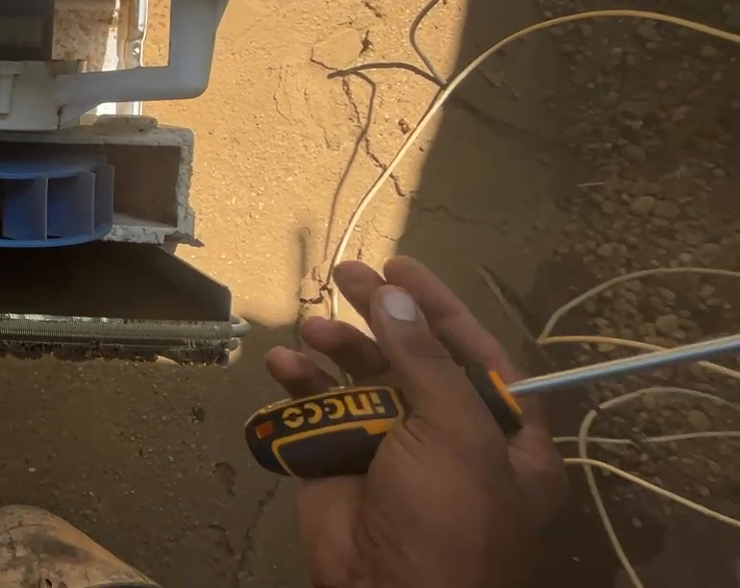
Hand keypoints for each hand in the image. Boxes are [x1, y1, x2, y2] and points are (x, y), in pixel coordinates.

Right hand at [264, 257, 567, 587]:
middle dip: (379, 313)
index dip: (442, 309)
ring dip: (335, 346)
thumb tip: (395, 294)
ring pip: (358, 374)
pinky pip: (315, 400)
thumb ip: (426, 362)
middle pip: (410, 356)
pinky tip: (284, 365)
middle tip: (345, 274)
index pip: (478, 356)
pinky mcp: (335, 449)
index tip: (400, 266)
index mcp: (501, 438)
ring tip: (311, 332)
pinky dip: (298, 378)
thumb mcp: (455, 436)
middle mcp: (447, 434)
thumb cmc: (448, 518)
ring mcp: (387, 441)